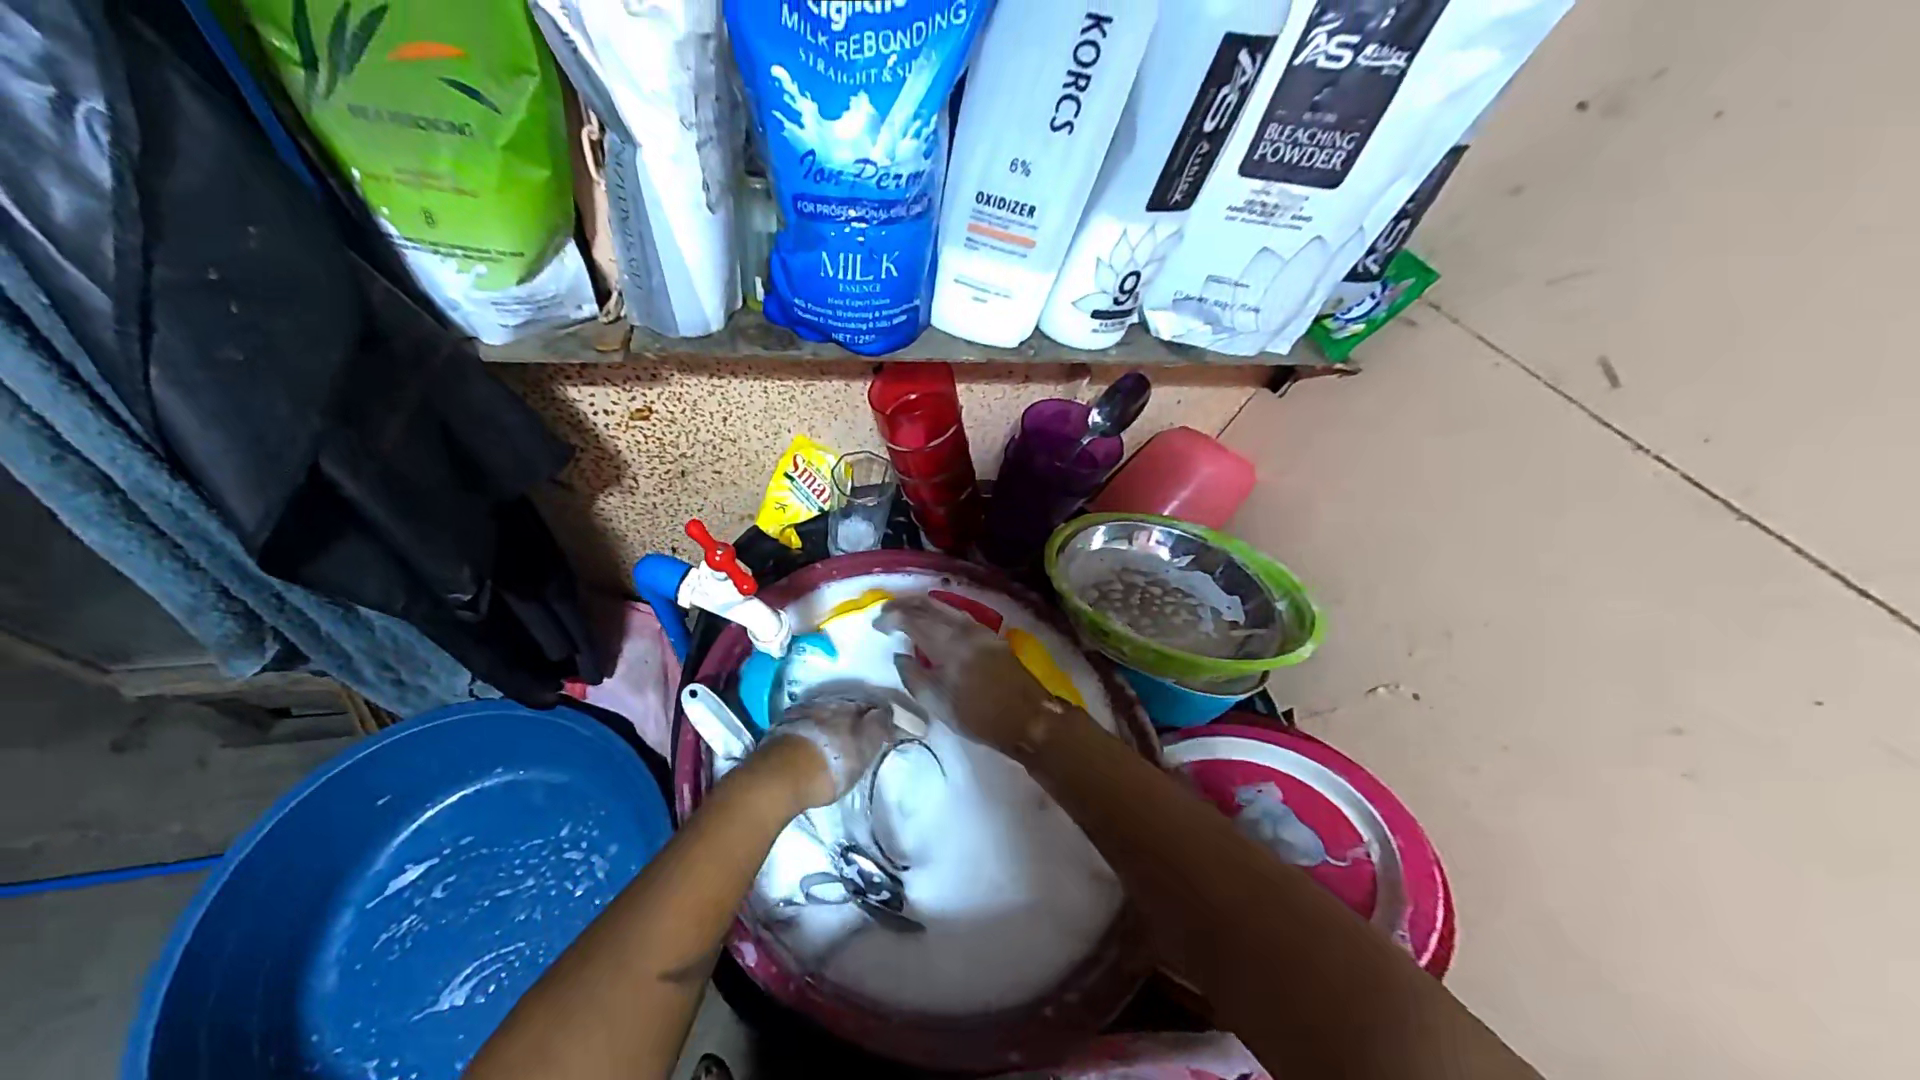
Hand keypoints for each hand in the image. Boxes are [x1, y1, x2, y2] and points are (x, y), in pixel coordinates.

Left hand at [762, 696, 897, 808]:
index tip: (879, 730)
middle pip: (842, 709)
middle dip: (849, 720)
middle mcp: (823, 703)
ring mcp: (798, 715)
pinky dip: (810, 733)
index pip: (868, 705)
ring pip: (820, 716)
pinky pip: (802, 726)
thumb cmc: (831, 764)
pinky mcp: (779, 731)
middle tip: (855, 737)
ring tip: (832, 743)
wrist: (780, 778)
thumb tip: (885, 711)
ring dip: (828, 725)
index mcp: (847, 706)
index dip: (875, 717)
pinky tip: (810, 746)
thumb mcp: (865, 747)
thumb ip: (878, 727)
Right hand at [876, 595, 1083, 757]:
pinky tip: (935, 621)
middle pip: (928, 604)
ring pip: (945, 606)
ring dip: (922, 606)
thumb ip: (913, 675)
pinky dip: (939, 612)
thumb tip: (900, 655)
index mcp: (946, 642)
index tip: (876, 626)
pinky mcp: (990, 636)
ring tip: (906, 613)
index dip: (891, 618)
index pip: (911, 617)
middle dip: (904, 605)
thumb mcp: (937, 703)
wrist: (1027, 718)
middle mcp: (962, 628)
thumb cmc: (979, 715)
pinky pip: (958, 614)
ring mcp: (979, 629)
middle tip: (886, 613)